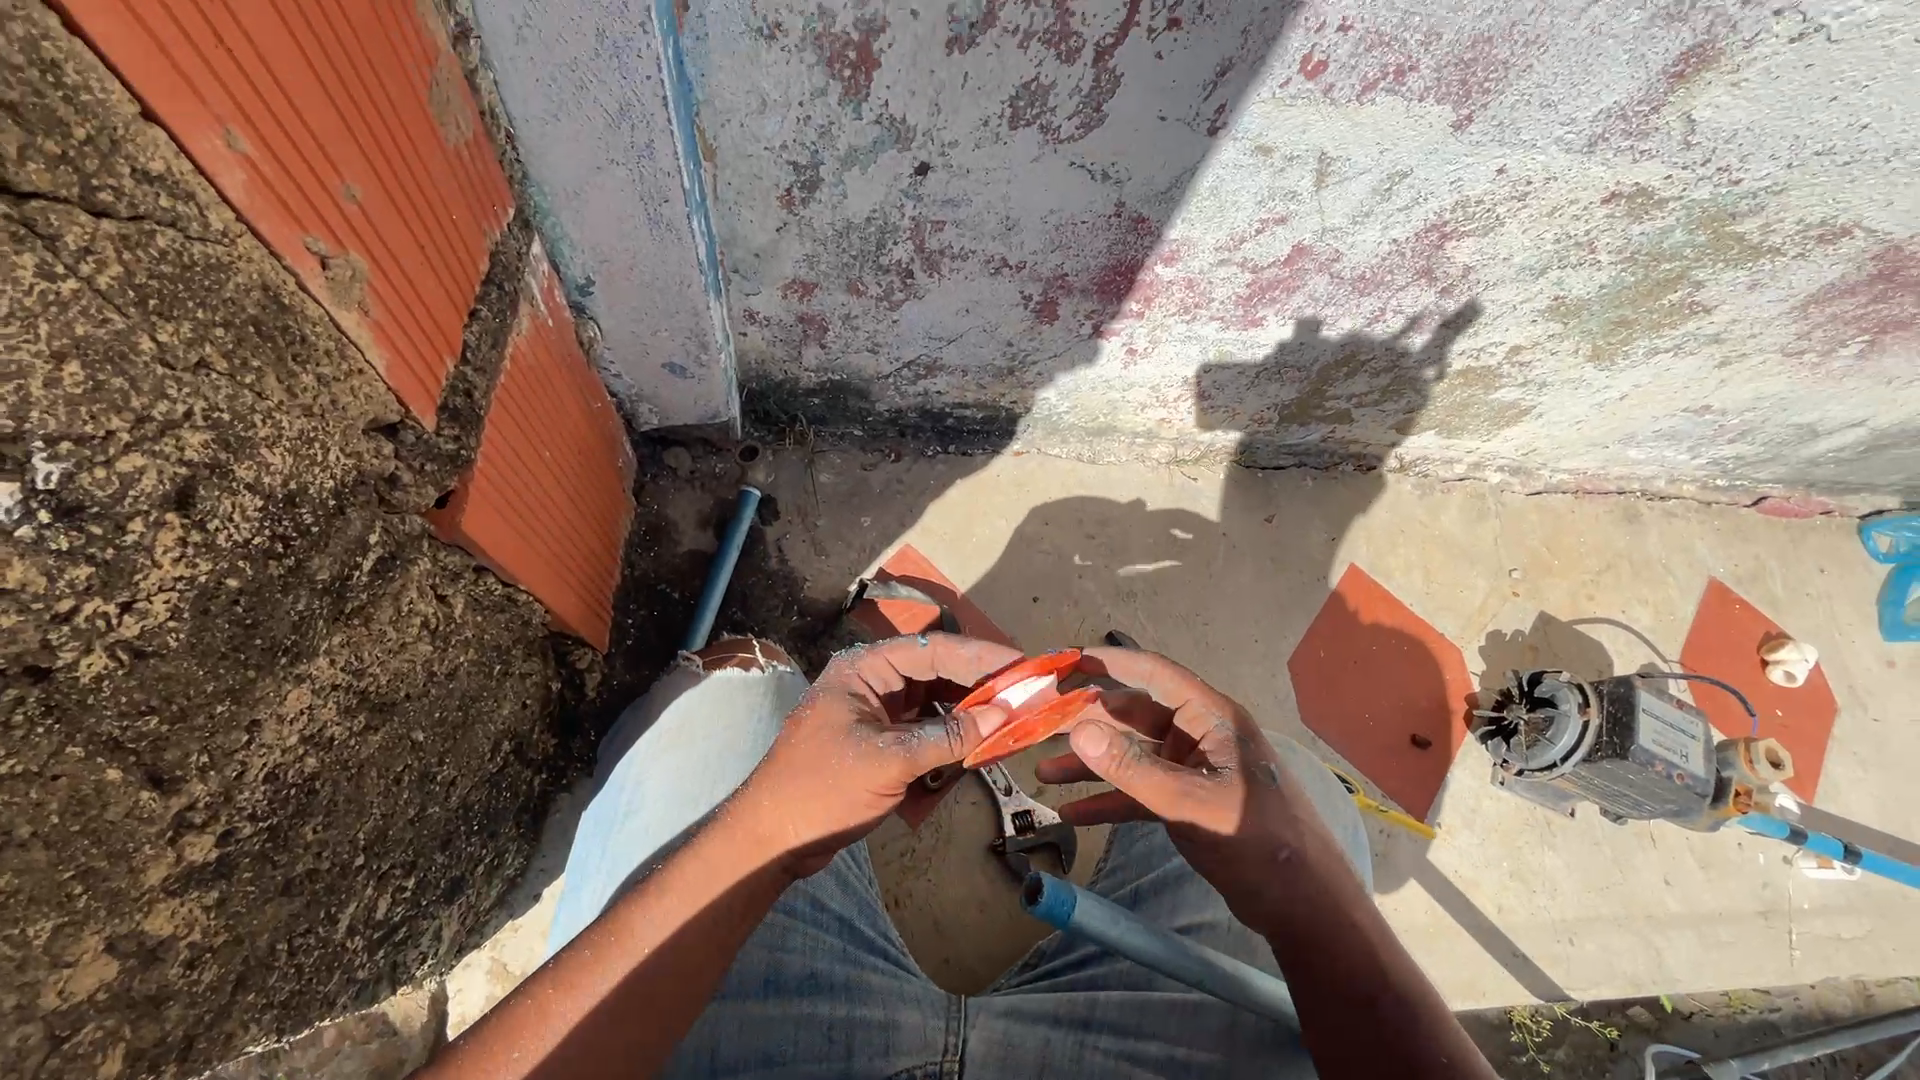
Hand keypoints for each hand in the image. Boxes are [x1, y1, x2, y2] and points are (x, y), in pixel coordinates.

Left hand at [731, 633, 1020, 878]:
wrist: (771, 839)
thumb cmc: (822, 789)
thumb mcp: (890, 761)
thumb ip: (949, 736)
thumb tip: (1005, 715)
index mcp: (865, 669)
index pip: (934, 650)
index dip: (982, 656)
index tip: (1024, 665)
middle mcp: (872, 681)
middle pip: (938, 672)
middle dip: (981, 685)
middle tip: (1027, 693)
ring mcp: (876, 711)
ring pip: (935, 701)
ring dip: (969, 712)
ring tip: (1011, 719)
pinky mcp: (880, 740)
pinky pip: (925, 728)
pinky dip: (951, 736)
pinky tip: (979, 744)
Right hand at [1036, 647, 1355, 936]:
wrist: (1303, 905)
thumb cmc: (1256, 840)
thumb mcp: (1189, 803)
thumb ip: (1132, 768)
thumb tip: (1079, 730)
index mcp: (1211, 717)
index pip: (1154, 673)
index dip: (1110, 663)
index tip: (1066, 661)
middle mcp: (1199, 734)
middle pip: (1133, 716)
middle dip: (1087, 722)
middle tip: (1039, 724)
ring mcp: (1192, 769)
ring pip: (1131, 756)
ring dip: (1091, 765)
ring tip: (1043, 772)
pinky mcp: (1188, 802)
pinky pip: (1139, 792)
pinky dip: (1109, 800)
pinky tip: (1073, 814)